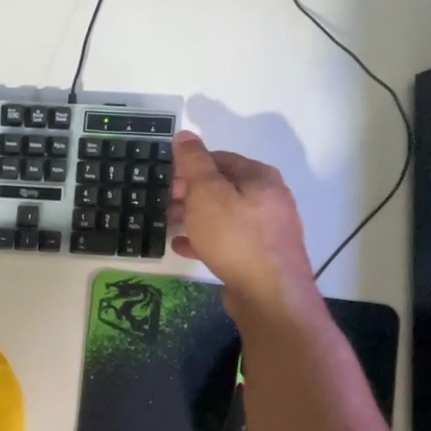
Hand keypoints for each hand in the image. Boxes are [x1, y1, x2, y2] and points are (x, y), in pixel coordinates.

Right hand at [169, 130, 319, 316]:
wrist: (269, 294)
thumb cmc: (235, 237)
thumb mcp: (207, 194)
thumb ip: (194, 163)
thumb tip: (185, 136)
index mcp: (259, 178)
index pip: (219, 158)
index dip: (189, 165)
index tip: (165, 177)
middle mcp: (268, 198)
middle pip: (222, 186)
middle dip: (189, 193)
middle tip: (162, 202)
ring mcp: (266, 228)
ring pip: (222, 214)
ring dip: (193, 216)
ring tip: (167, 224)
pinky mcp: (259, 254)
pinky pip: (226, 239)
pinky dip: (204, 238)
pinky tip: (183, 246)